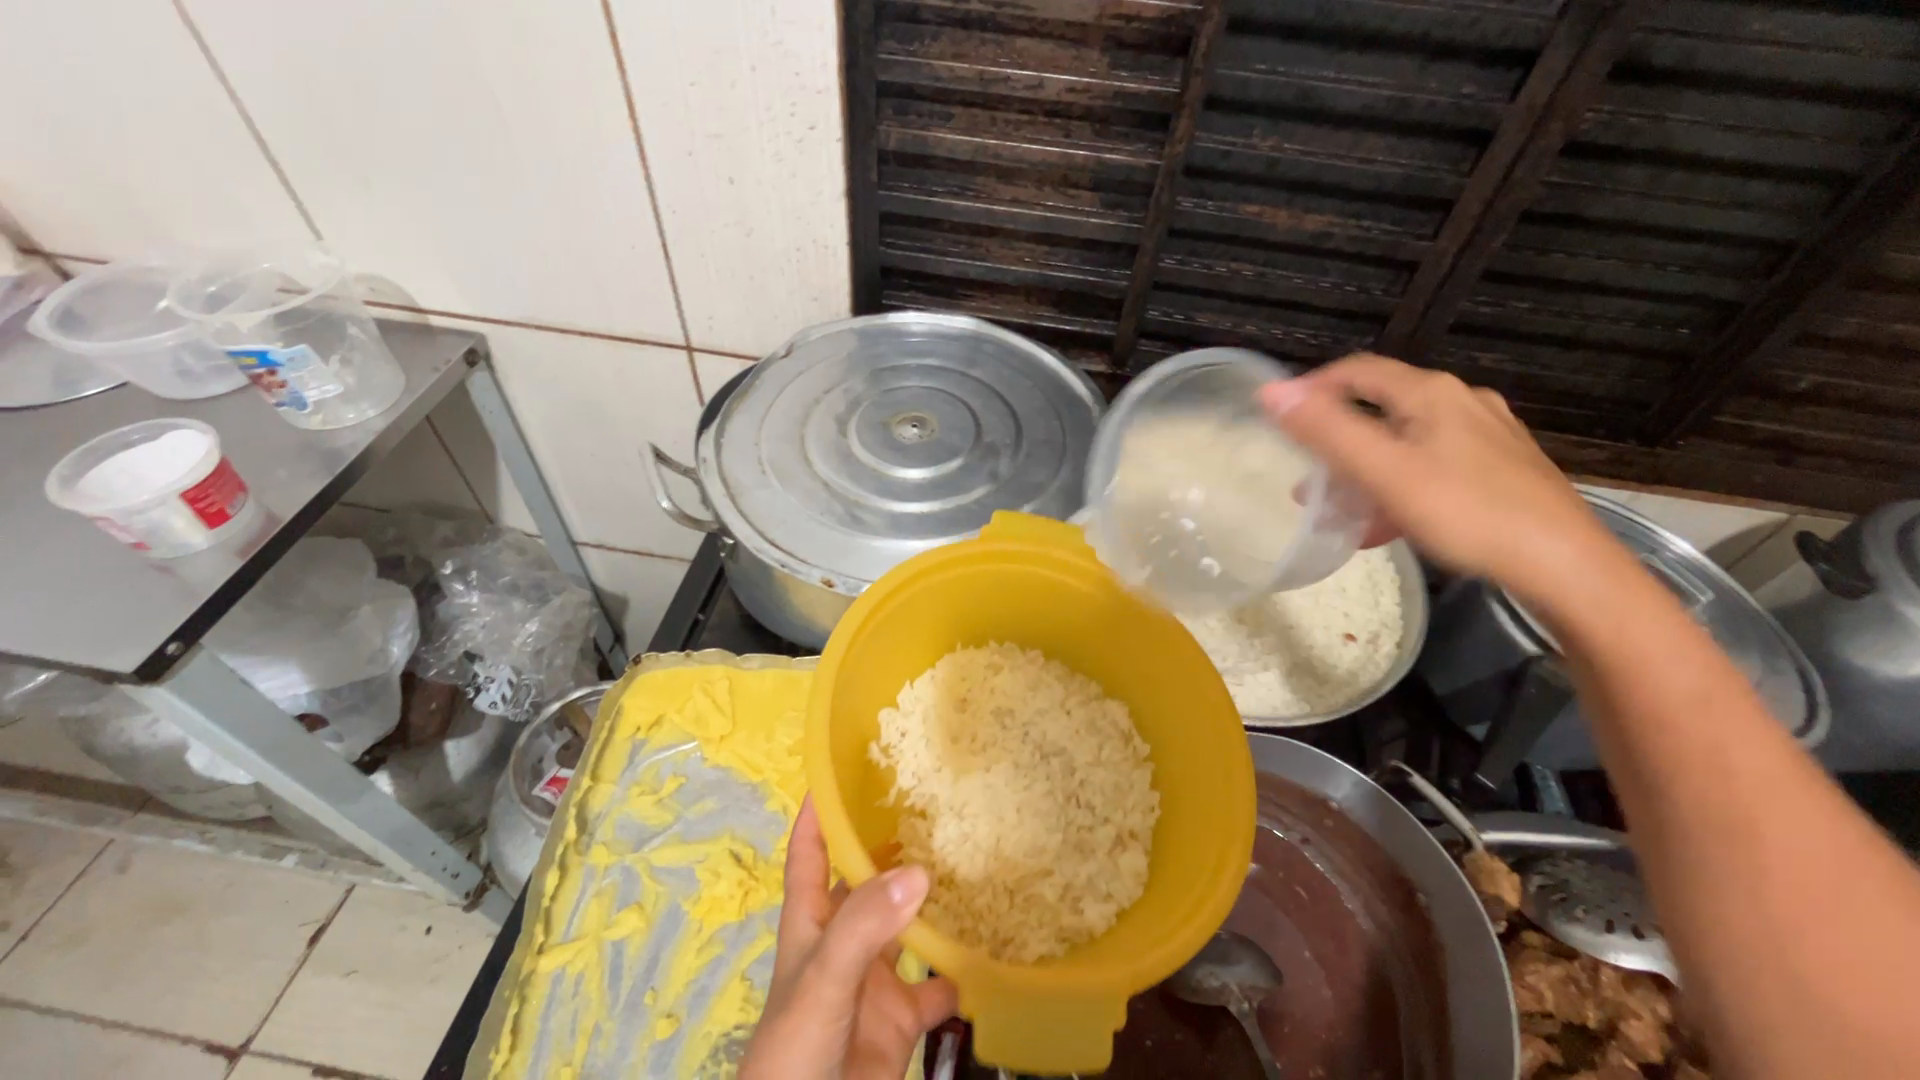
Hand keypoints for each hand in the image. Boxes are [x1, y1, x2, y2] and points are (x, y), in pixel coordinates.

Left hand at [739, 797, 957, 1079]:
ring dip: (935, 904)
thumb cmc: (796, 1046)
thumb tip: (918, 871)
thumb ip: (864, 926)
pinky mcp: (903, 1019)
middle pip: (866, 883)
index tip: (840, 772)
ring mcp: (874, 980)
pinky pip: (941, 987)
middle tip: (937, 808)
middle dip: (893, 849)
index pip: (808, 854)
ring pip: (909, 929)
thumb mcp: (823, 978)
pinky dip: (966, 972)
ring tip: (975, 863)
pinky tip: (995, 948)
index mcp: (811, 923)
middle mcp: (844, 942)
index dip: (818, 814)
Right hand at [1260, 353, 1619, 603]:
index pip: (1358, 371)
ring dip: (1366, 469)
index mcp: (1431, 394)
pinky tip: (1388, 525)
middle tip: (1308, 474)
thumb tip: (1271, 390)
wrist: (1564, 564)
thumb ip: (1327, 432)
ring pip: (1407, 442)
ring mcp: (1487, 437)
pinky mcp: (1502, 470)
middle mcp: (1461, 403)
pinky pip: (1433, 467)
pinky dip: (1399, 487)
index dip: (1313, 388)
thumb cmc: (1467, 513)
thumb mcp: (1385, 472)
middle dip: (1337, 439)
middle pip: (1382, 408)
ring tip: (1339, 508)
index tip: (1282, 418)